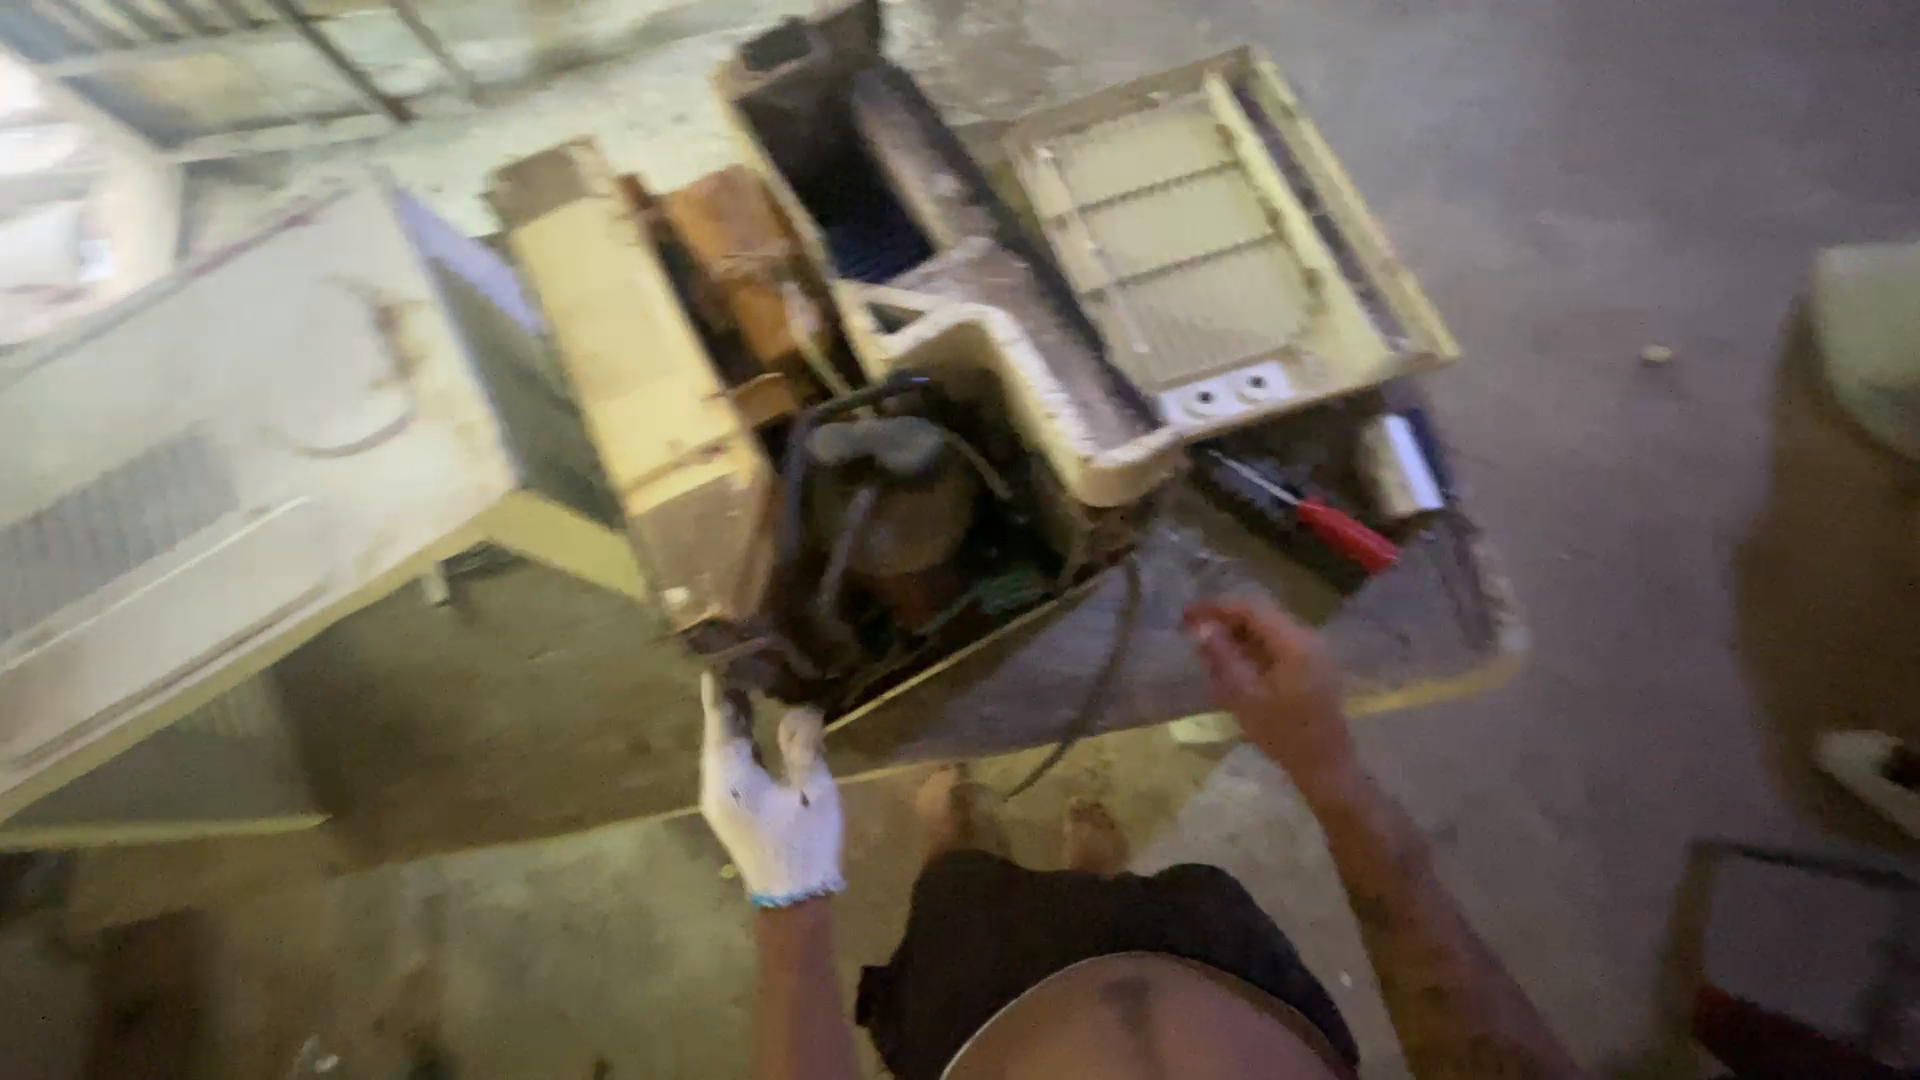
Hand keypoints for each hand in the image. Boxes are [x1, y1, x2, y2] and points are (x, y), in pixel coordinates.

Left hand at [700, 674, 844, 907]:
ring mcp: (721, 795)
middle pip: (717, 731)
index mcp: (732, 780)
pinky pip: (730, 756)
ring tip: (744, 673)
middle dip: (725, 695)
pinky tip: (752, 712)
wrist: (793, 900)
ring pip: (722, 743)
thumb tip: (800, 706)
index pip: (721, 723)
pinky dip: (739, 730)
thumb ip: (804, 746)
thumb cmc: (805, 847)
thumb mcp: (814, 793)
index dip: (720, 690)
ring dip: (732, 712)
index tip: (719, 655)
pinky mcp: (731, 802)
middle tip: (737, 653)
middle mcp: (716, 785)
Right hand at [1184, 595, 1357, 793]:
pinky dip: (1251, 648)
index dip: (1215, 607)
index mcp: (1294, 642)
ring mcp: (1312, 651)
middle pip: (1259, 614)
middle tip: (1192, 632)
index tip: (1186, 616)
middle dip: (1224, 619)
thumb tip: (1201, 628)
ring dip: (1236, 634)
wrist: (1326, 767)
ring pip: (1267, 629)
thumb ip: (1222, 657)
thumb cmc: (1283, 734)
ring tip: (1207, 649)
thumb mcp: (1244, 696)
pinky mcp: (1311, 666)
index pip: (1249, 608)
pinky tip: (1231, 663)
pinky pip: (1276, 644)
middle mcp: (1307, 638)